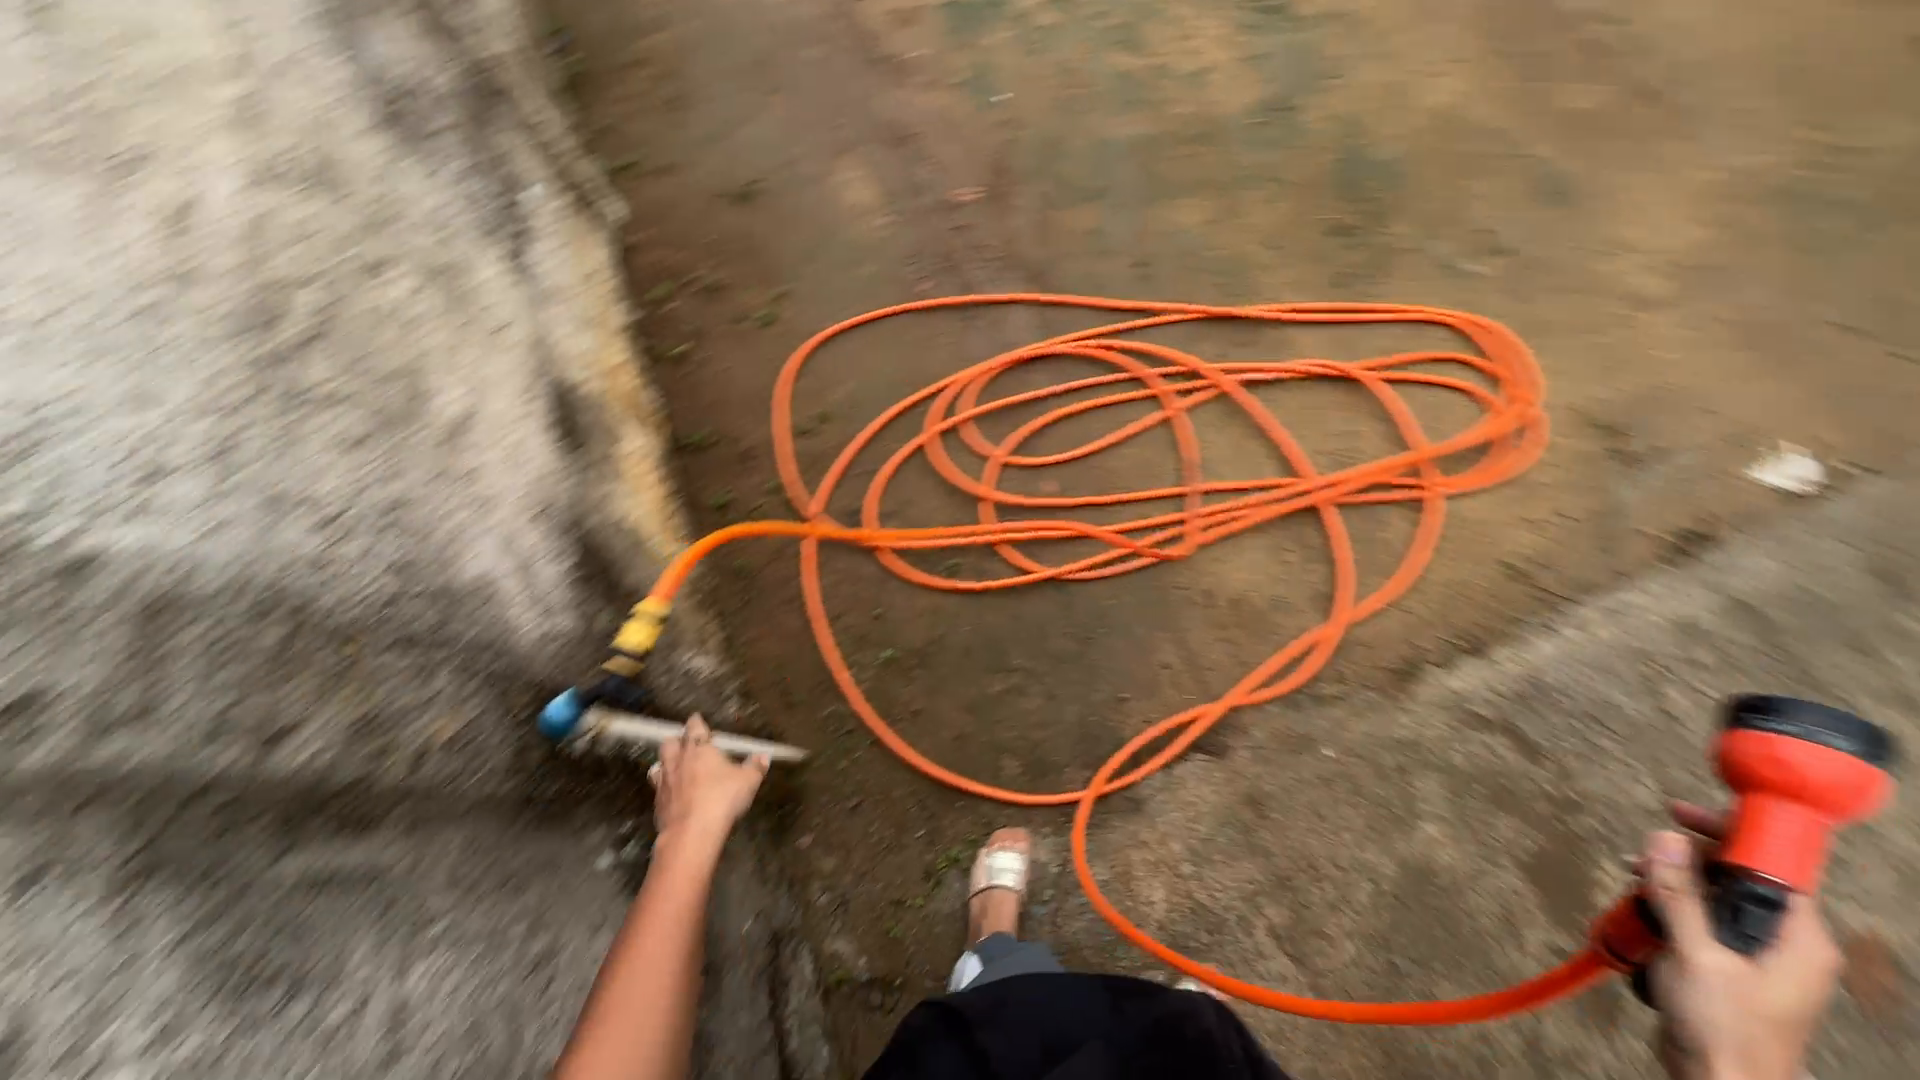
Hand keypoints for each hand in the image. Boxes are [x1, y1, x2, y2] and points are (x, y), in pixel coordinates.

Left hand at [647, 714, 769, 843]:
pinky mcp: (657, 803)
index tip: (696, 719)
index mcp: (700, 749)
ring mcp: (664, 782)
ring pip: (658, 765)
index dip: (696, 723)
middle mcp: (678, 761)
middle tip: (685, 743)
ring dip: (665, 763)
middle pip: (670, 743)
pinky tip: (672, 794)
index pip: (695, 728)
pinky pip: (658, 789)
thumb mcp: (748, 781)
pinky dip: (664, 788)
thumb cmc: (722, 798)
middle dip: (676, 741)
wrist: (692, 831)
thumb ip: (755, 767)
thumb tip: (764, 755)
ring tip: (673, 766)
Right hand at [1643, 802, 1843, 1079]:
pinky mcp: (1731, 967)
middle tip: (1643, 855)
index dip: (1729, 831)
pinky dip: (1673, 908)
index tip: (1680, 813)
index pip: (1771, 864)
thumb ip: (1680, 896)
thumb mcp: (1696, 955)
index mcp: (1799, 938)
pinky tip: (1644, 908)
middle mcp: (1786, 943)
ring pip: (1716, 898)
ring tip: (1634, 881)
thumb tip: (1665, 836)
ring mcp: (1759, 956)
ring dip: (1673, 884)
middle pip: (1738, 877)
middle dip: (1687, 859)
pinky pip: (1704, 921)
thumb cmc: (1723, 1025)